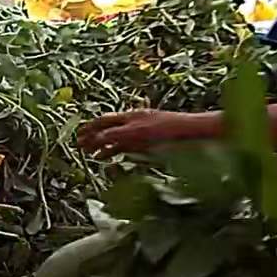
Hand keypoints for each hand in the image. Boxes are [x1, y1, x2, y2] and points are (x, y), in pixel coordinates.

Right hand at [77, 109, 217, 154]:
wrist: (199, 134)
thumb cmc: (170, 130)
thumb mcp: (138, 132)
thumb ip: (115, 135)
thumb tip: (95, 139)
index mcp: (130, 117)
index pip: (102, 121)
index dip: (88, 129)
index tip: (76, 137)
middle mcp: (134, 123)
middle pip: (107, 128)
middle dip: (92, 137)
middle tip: (79, 145)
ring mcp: (142, 134)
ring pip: (115, 139)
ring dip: (102, 146)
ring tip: (90, 155)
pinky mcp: (150, 144)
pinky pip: (126, 147)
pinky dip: (114, 151)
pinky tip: (108, 158)